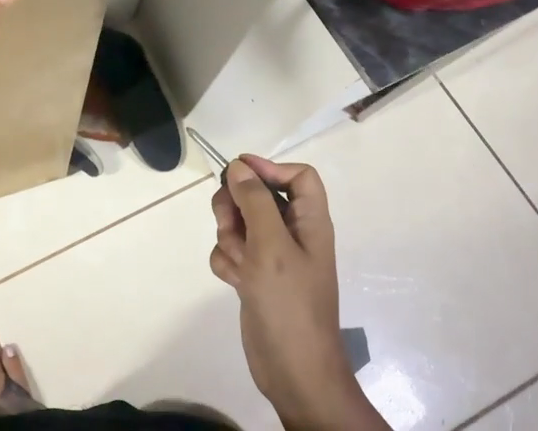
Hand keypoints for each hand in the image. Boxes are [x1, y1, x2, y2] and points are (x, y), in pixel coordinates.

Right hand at [210, 156, 362, 430]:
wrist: (293, 371)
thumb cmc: (290, 303)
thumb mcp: (271, 246)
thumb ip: (255, 202)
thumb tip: (239, 167)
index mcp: (310, 222)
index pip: (298, 176)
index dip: (270, 168)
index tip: (239, 173)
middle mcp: (292, 234)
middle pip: (259, 195)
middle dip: (236, 205)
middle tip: (228, 221)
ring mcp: (272, 256)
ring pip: (239, 222)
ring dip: (229, 236)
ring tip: (238, 261)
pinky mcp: (254, 277)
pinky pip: (231, 251)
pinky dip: (227, 261)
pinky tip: (234, 281)